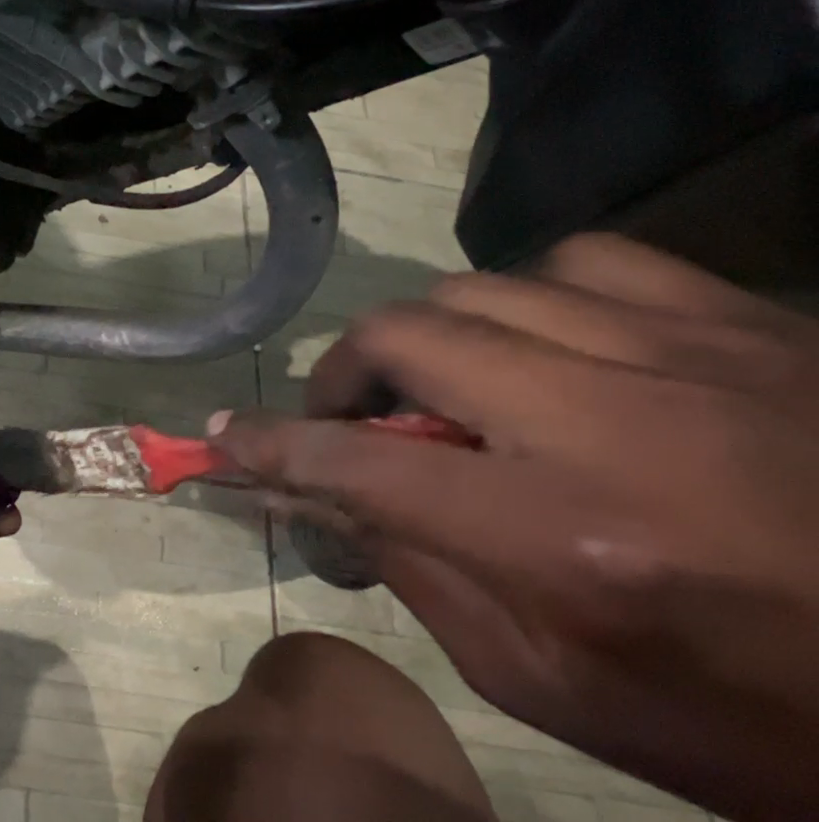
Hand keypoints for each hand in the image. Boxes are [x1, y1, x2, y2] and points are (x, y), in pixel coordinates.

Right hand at [209, 234, 818, 820]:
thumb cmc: (750, 722)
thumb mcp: (554, 686)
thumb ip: (419, 576)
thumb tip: (327, 498)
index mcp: (563, 541)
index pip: (355, 465)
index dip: (271, 446)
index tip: (226, 434)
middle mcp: (613, 426)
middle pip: (406, 338)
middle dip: (346, 377)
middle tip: (354, 420)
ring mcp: (694, 358)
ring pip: (486, 285)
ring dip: (437, 338)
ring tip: (455, 385)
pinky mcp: (757, 327)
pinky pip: (595, 261)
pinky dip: (539, 297)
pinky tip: (555, 344)